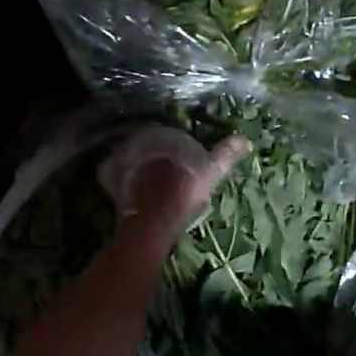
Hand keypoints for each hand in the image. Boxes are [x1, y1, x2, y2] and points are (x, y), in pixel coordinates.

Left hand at [98, 127, 249, 243]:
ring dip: (139, 162)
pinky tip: (125, 185)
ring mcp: (123, 158)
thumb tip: (245, 139)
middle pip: (151, 144)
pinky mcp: (110, 177)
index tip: (187, 162)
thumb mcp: (212, 173)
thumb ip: (226, 154)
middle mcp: (141, 141)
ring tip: (148, 179)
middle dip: (158, 153)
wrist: (152, 220)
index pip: (174, 135)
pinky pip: (113, 171)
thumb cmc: (184, 193)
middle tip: (169, 171)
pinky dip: (118, 175)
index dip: (181, 148)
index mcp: (166, 135)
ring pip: (132, 155)